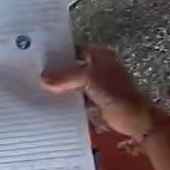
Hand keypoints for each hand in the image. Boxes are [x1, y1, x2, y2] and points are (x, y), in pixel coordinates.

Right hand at [41, 47, 158, 138]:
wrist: (134, 119)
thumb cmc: (115, 92)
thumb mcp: (89, 79)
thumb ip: (66, 77)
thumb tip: (42, 79)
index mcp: (100, 56)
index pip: (74, 50)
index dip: (58, 53)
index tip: (38, 58)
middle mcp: (98, 67)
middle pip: (73, 67)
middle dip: (57, 71)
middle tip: (35, 74)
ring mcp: (97, 84)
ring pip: (74, 82)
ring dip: (61, 86)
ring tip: (38, 88)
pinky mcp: (96, 100)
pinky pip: (78, 96)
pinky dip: (67, 99)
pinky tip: (51, 102)